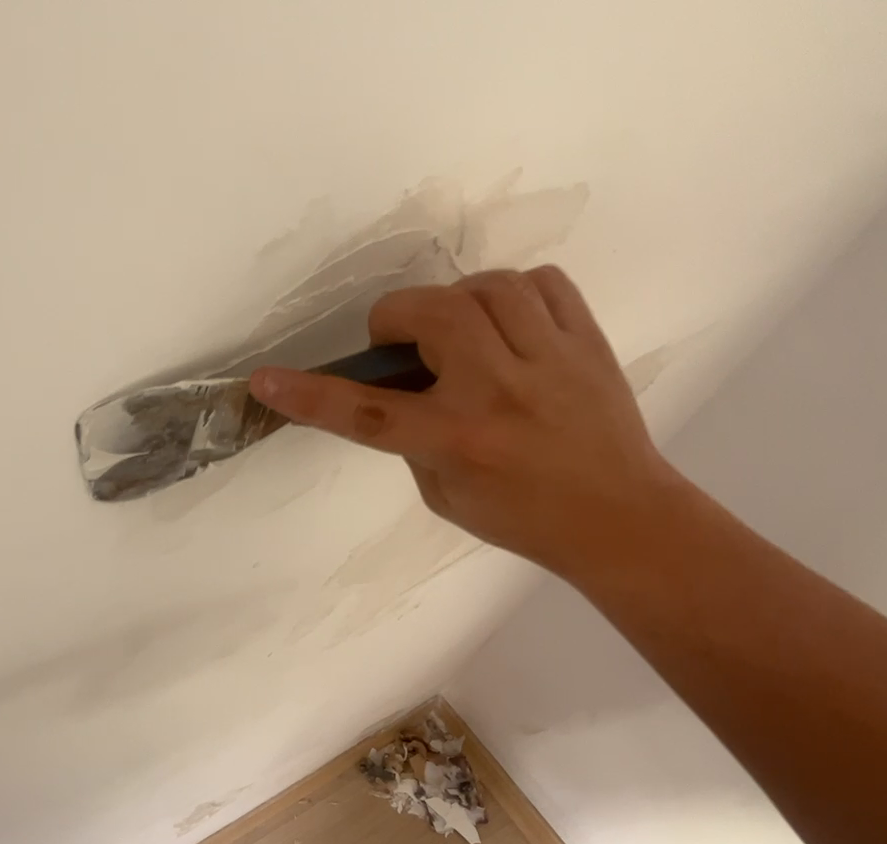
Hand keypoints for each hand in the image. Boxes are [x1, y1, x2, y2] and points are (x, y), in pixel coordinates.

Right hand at [247, 267, 691, 578]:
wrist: (620, 518)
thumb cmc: (520, 517)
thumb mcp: (444, 493)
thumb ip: (414, 437)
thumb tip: (403, 388)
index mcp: (456, 440)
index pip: (367, 412)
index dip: (310, 394)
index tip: (265, 380)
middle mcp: (499, 391)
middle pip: (432, 315)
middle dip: (397, 319)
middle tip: (401, 346)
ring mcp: (549, 359)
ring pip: (487, 287)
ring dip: (453, 302)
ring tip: (456, 332)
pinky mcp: (587, 341)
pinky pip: (542, 283)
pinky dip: (511, 293)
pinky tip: (506, 322)